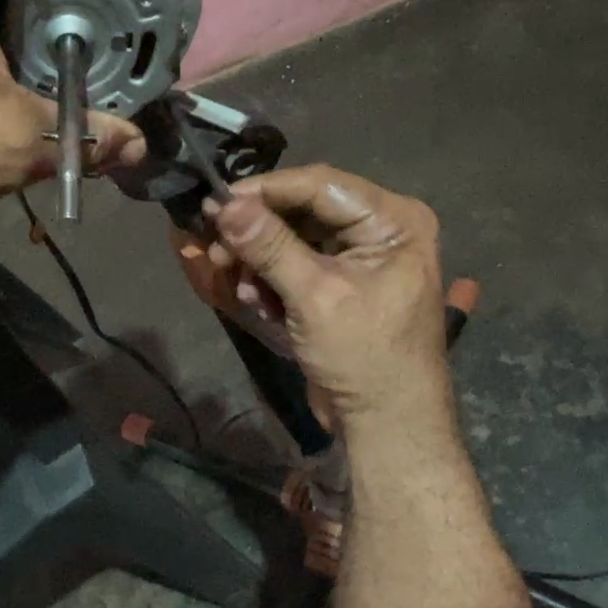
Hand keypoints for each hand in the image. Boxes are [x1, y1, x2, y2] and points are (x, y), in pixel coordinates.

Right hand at [207, 166, 449, 425]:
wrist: (386, 422)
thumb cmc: (363, 357)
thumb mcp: (314, 298)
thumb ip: (270, 247)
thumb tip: (224, 205)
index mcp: (392, 221)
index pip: (319, 185)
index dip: (265, 191)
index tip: (215, 203)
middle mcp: (380, 229)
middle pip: (304, 211)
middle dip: (258, 233)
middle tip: (215, 250)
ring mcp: (361, 259)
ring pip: (295, 240)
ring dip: (260, 262)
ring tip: (239, 287)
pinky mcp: (341, 286)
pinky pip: (299, 267)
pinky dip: (273, 282)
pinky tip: (258, 304)